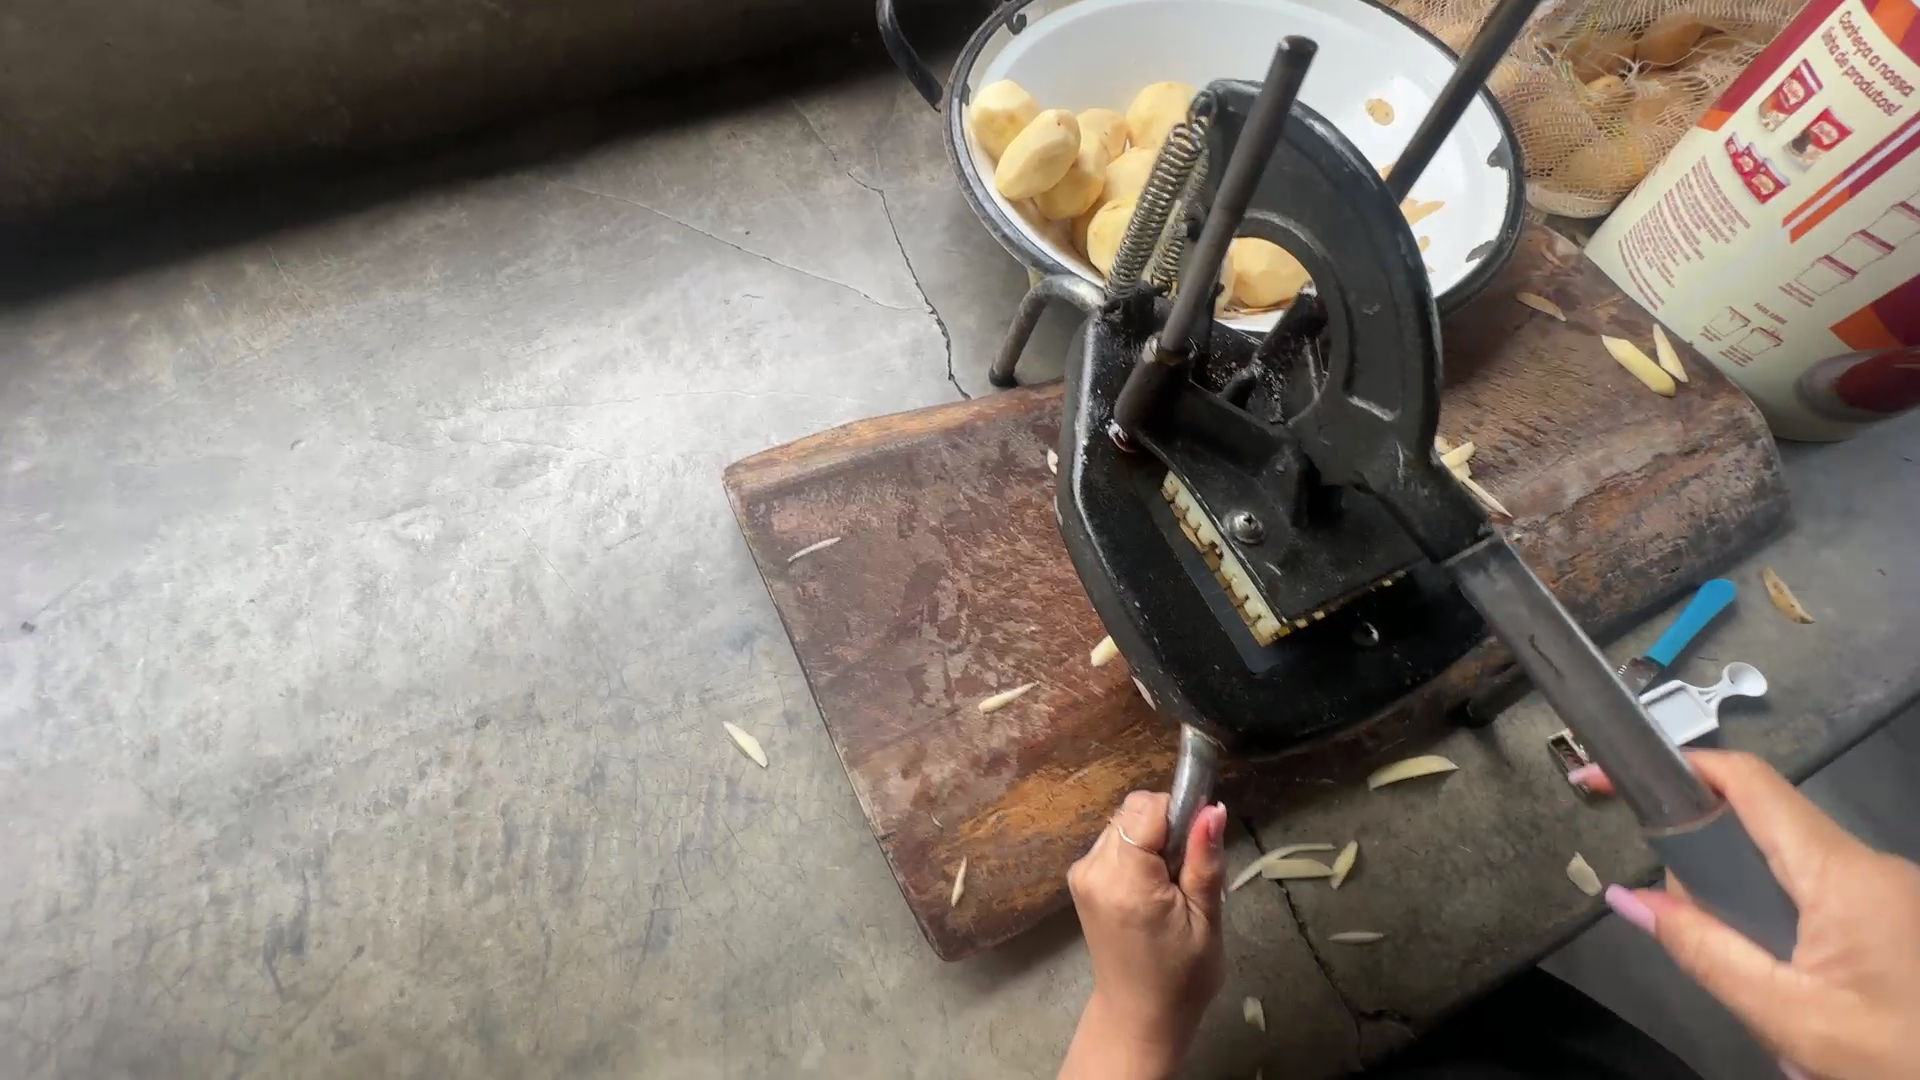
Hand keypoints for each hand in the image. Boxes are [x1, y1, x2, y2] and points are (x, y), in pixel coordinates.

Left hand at [1059, 791, 1228, 1079]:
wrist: (1138, 1015)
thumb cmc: (1182, 977)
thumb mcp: (1206, 921)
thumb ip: (1204, 860)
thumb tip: (1211, 809)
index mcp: (1126, 880)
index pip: (1145, 807)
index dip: (1176, 813)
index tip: (1197, 840)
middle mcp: (1094, 868)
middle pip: (1132, 811)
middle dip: (1164, 828)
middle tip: (1185, 873)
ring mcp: (1081, 871)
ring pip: (1122, 822)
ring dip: (1149, 839)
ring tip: (1169, 885)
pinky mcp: (1079, 876)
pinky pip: (1112, 841)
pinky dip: (1134, 852)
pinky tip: (1149, 887)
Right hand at [1574, 751, 1919, 1079]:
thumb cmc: (1908, 1061)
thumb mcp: (1793, 1018)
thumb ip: (1702, 950)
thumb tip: (1624, 897)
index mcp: (1845, 874)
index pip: (1745, 780)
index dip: (1672, 766)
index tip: (1609, 778)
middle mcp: (1873, 867)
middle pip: (1750, 827)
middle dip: (1700, 865)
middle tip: (1689, 922)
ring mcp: (1892, 891)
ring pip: (1777, 866)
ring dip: (1740, 903)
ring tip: (1756, 973)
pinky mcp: (1899, 914)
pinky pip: (1812, 892)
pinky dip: (1777, 920)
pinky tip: (1788, 974)